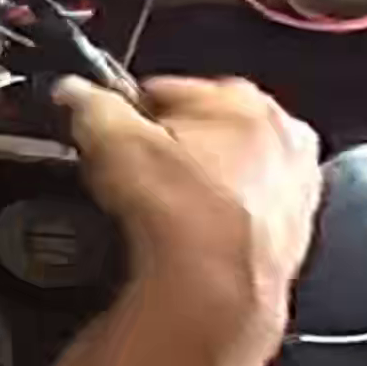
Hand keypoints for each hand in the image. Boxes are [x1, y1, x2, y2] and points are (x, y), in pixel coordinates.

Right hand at [54, 75, 321, 359]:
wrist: (214, 279)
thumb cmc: (178, 210)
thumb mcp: (109, 140)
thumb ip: (88, 103)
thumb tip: (72, 90)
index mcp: (242, 102)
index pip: (161, 86)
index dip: (121, 109)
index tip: (102, 129)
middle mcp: (282, 133)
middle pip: (195, 121)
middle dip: (160, 137)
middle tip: (124, 162)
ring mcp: (294, 177)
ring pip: (217, 158)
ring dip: (185, 169)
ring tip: (149, 193)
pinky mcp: (291, 217)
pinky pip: (234, 194)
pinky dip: (207, 201)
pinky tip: (176, 217)